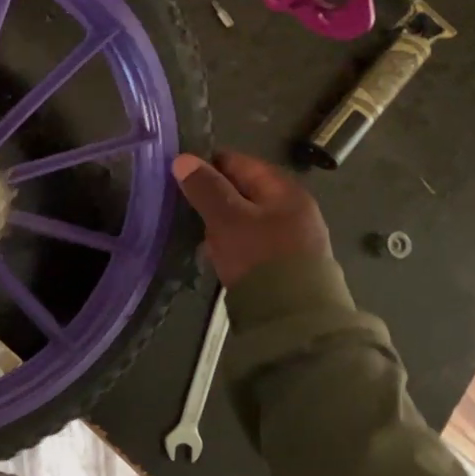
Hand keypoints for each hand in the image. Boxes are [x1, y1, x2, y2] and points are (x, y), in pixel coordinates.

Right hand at [172, 151, 330, 286]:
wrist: (294, 316)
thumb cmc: (260, 257)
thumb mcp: (227, 219)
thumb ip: (205, 188)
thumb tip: (183, 159)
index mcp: (284, 190)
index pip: (240, 162)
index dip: (208, 165)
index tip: (180, 175)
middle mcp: (294, 208)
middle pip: (245, 190)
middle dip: (214, 195)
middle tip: (184, 205)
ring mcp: (293, 236)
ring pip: (247, 216)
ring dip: (222, 220)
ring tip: (196, 231)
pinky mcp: (286, 262)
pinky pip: (252, 240)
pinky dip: (233, 241)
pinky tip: (217, 253)